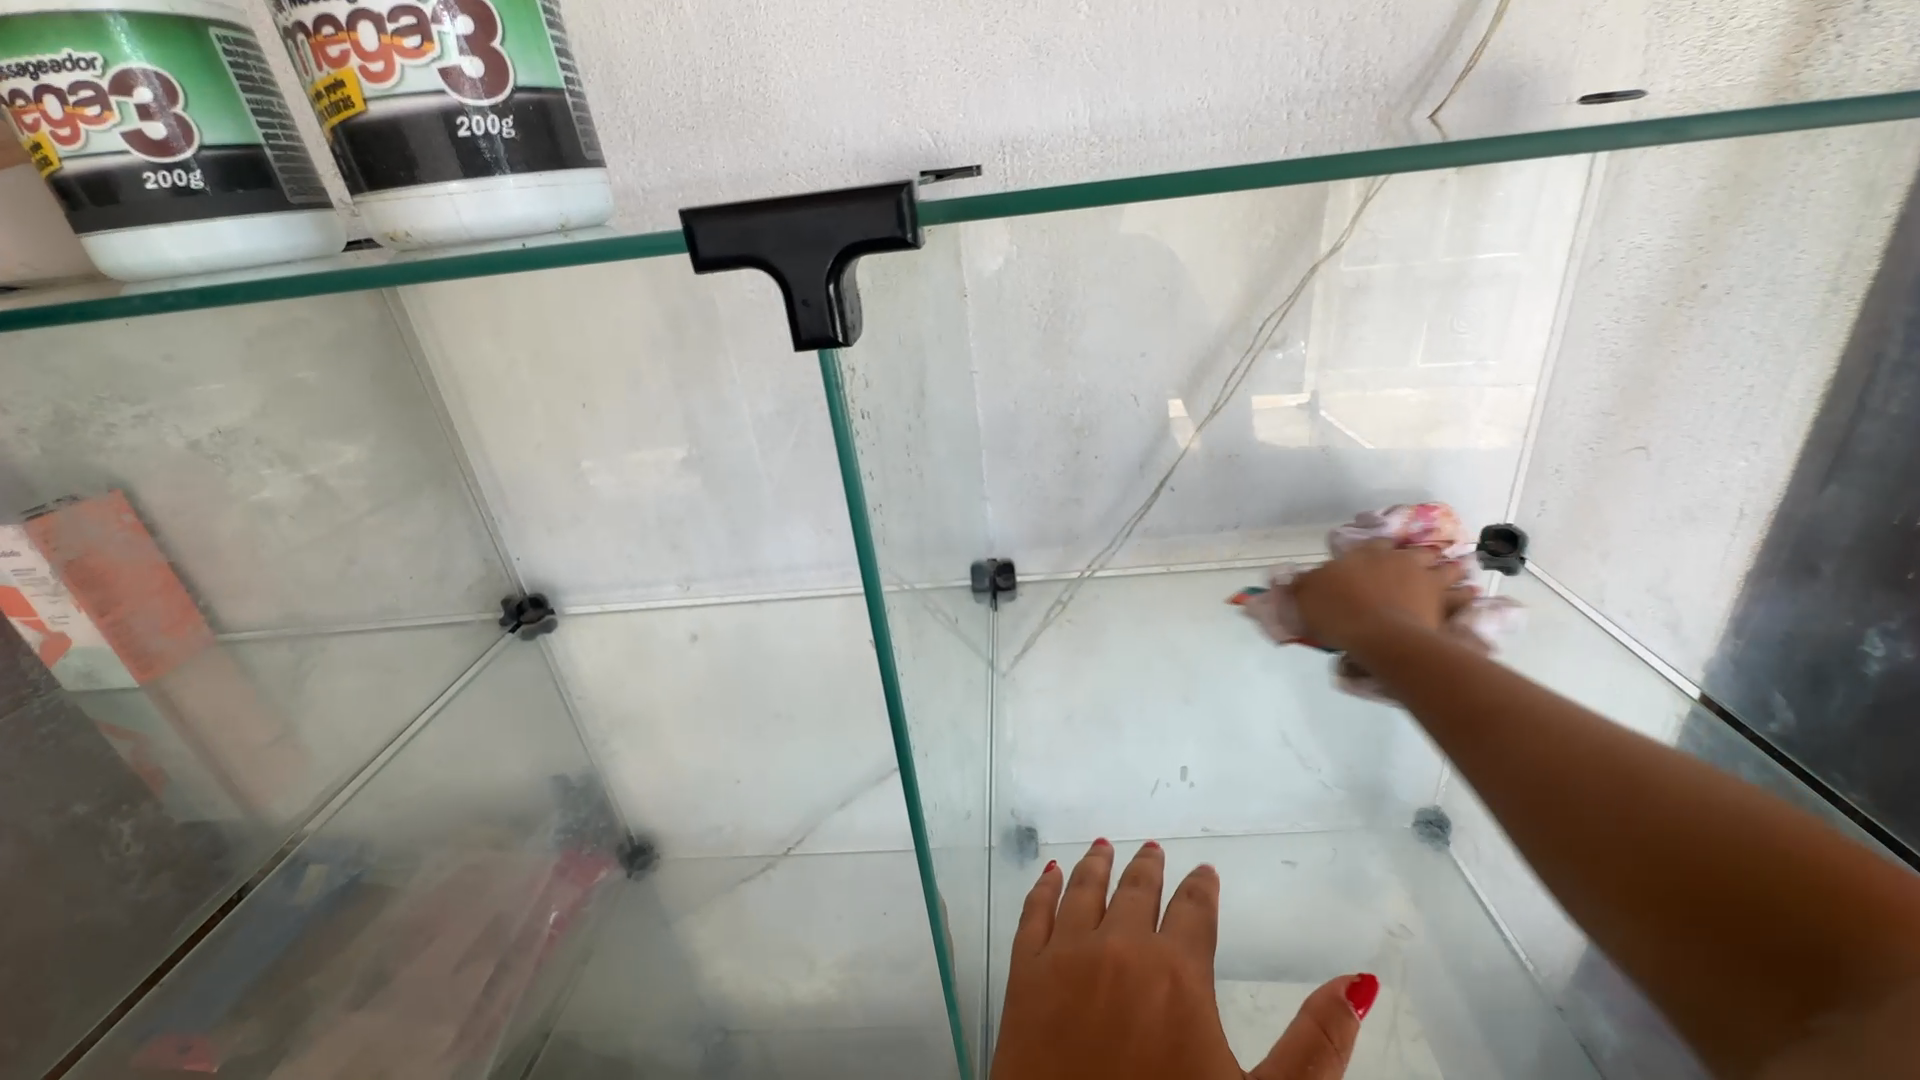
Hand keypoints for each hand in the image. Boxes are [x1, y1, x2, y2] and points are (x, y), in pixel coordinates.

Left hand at [991, 839, 1375, 1079]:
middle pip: (1137, 892)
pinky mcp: (1023, 977)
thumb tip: (1358, 982)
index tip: (1204, 871)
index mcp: (1177, 972)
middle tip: (1153, 848)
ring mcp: (1065, 958)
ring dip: (1097, 866)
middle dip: (1149, 868)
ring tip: (1104, 846)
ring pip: (1084, 891)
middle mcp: (1119, 949)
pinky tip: (1048, 874)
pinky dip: (1043, 889)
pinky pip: (1034, 915)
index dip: (1202, 888)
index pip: (1195, 910)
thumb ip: (1315, 1042)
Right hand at [1290, 540, 1472, 652]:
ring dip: (1452, 568)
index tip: (1381, 556)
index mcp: (1366, 554)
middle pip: (1417, 552)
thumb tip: (1296, 578)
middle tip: (1427, 559)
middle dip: (1422, 555)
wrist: (1377, 634)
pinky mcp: (1443, 602)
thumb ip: (1304, 584)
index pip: (1376, 545)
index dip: (1380, 551)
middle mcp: (1398, 560)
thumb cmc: (1337, 610)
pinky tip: (1472, 596)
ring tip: (1460, 569)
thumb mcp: (1306, 595)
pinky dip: (1466, 595)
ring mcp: (1425, 579)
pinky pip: (1461, 596)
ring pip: (1445, 568)